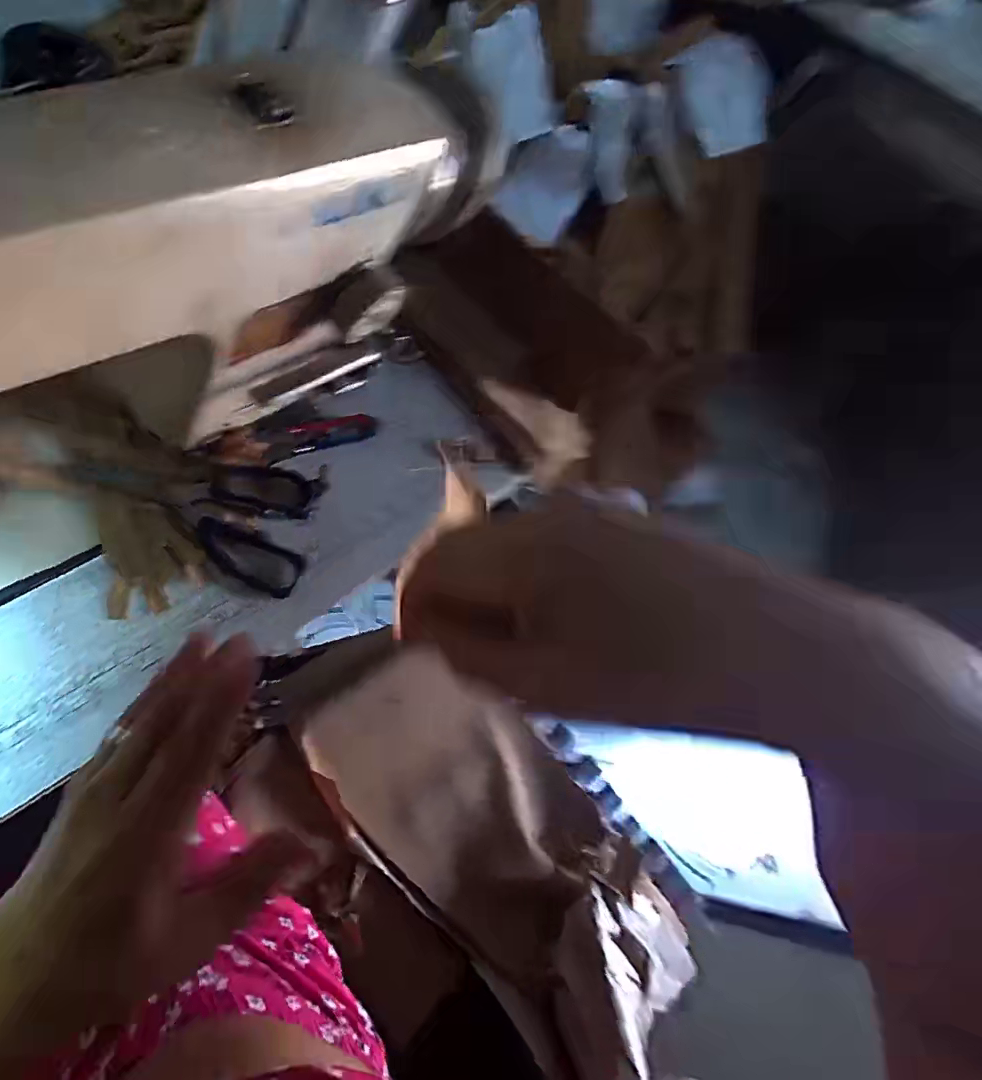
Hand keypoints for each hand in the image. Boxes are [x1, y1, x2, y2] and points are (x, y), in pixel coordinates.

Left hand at [0, 634, 310, 1077]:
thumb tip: (309, 843)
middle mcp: (116, 793)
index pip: (191, 750)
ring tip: (195, 643)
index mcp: (147, 829)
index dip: (219, 699)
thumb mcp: (188, 938)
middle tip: (230, 636)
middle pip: (162, 722)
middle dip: (198, 675)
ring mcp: (91, 785)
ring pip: (135, 721)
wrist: (27, 958)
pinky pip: (116, 735)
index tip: (242, 657)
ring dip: (167, 680)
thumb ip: (247, 886)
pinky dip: (141, 705)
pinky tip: (154, 694)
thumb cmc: (113, 961)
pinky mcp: (78, 787)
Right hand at [396, 495, 981, 790]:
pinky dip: (514, 567)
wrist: (804, 660)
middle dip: (437, 595)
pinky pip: (532, 534)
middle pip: (451, 546)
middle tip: (449, 643)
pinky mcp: (614, 515)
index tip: (417, 651)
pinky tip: (539, 602)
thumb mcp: (541, 684)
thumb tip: (421, 631)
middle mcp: (542, 513)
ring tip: (497, 629)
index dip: (408, 610)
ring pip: (489, 539)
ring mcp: (583, 508)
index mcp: (521, 549)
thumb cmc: (659, 681)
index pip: (425, 568)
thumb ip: (461, 653)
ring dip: (475, 581)